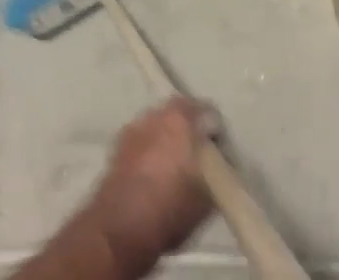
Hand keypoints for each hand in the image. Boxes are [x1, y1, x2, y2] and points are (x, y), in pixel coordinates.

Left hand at [85, 97, 217, 271]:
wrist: (120, 227)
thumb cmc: (171, 209)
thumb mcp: (209, 196)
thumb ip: (218, 170)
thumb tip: (220, 164)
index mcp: (182, 120)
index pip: (208, 111)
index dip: (216, 131)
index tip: (220, 150)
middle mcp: (156, 115)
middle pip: (179, 110)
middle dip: (190, 125)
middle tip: (199, 151)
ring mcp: (134, 127)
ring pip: (158, 122)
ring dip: (168, 134)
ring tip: (174, 161)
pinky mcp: (117, 145)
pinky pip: (142, 137)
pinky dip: (150, 146)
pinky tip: (154, 170)